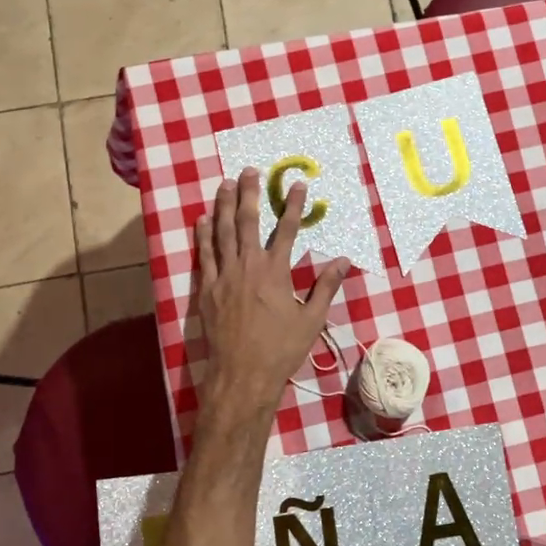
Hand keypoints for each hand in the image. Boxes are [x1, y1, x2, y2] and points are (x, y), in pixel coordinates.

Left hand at [194, 168, 349, 414]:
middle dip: (249, 194)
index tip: (296, 184)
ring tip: (224, 184)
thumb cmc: (281, 349)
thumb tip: (343, 261)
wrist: (243, 374)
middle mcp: (248, 266)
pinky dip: (203, 235)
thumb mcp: (311, 319)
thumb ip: (326, 286)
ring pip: (222, 232)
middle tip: (249, 171)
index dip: (292, 205)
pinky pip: (204, 255)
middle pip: (247, 222)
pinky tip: (202, 219)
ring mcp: (224, 276)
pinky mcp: (207, 289)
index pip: (286, 229)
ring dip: (223, 206)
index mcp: (276, 272)